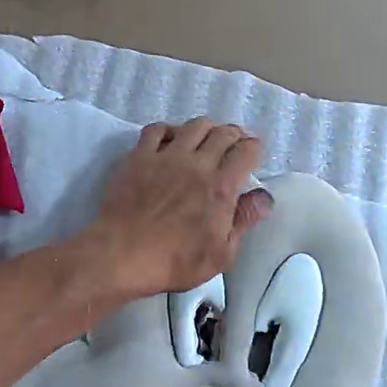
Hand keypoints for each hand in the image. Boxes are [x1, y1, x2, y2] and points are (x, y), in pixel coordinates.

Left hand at [83, 118, 274, 298]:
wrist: (122, 255)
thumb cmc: (175, 261)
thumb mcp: (221, 253)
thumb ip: (244, 220)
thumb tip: (264, 198)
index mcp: (221, 187)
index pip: (246, 152)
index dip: (254, 149)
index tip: (253, 154)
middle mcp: (197, 164)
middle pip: (223, 133)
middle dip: (235, 135)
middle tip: (235, 144)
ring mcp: (166, 156)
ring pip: (194, 125)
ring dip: (207, 128)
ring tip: (208, 139)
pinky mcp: (139, 157)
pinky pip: (156, 129)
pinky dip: (169, 129)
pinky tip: (172, 138)